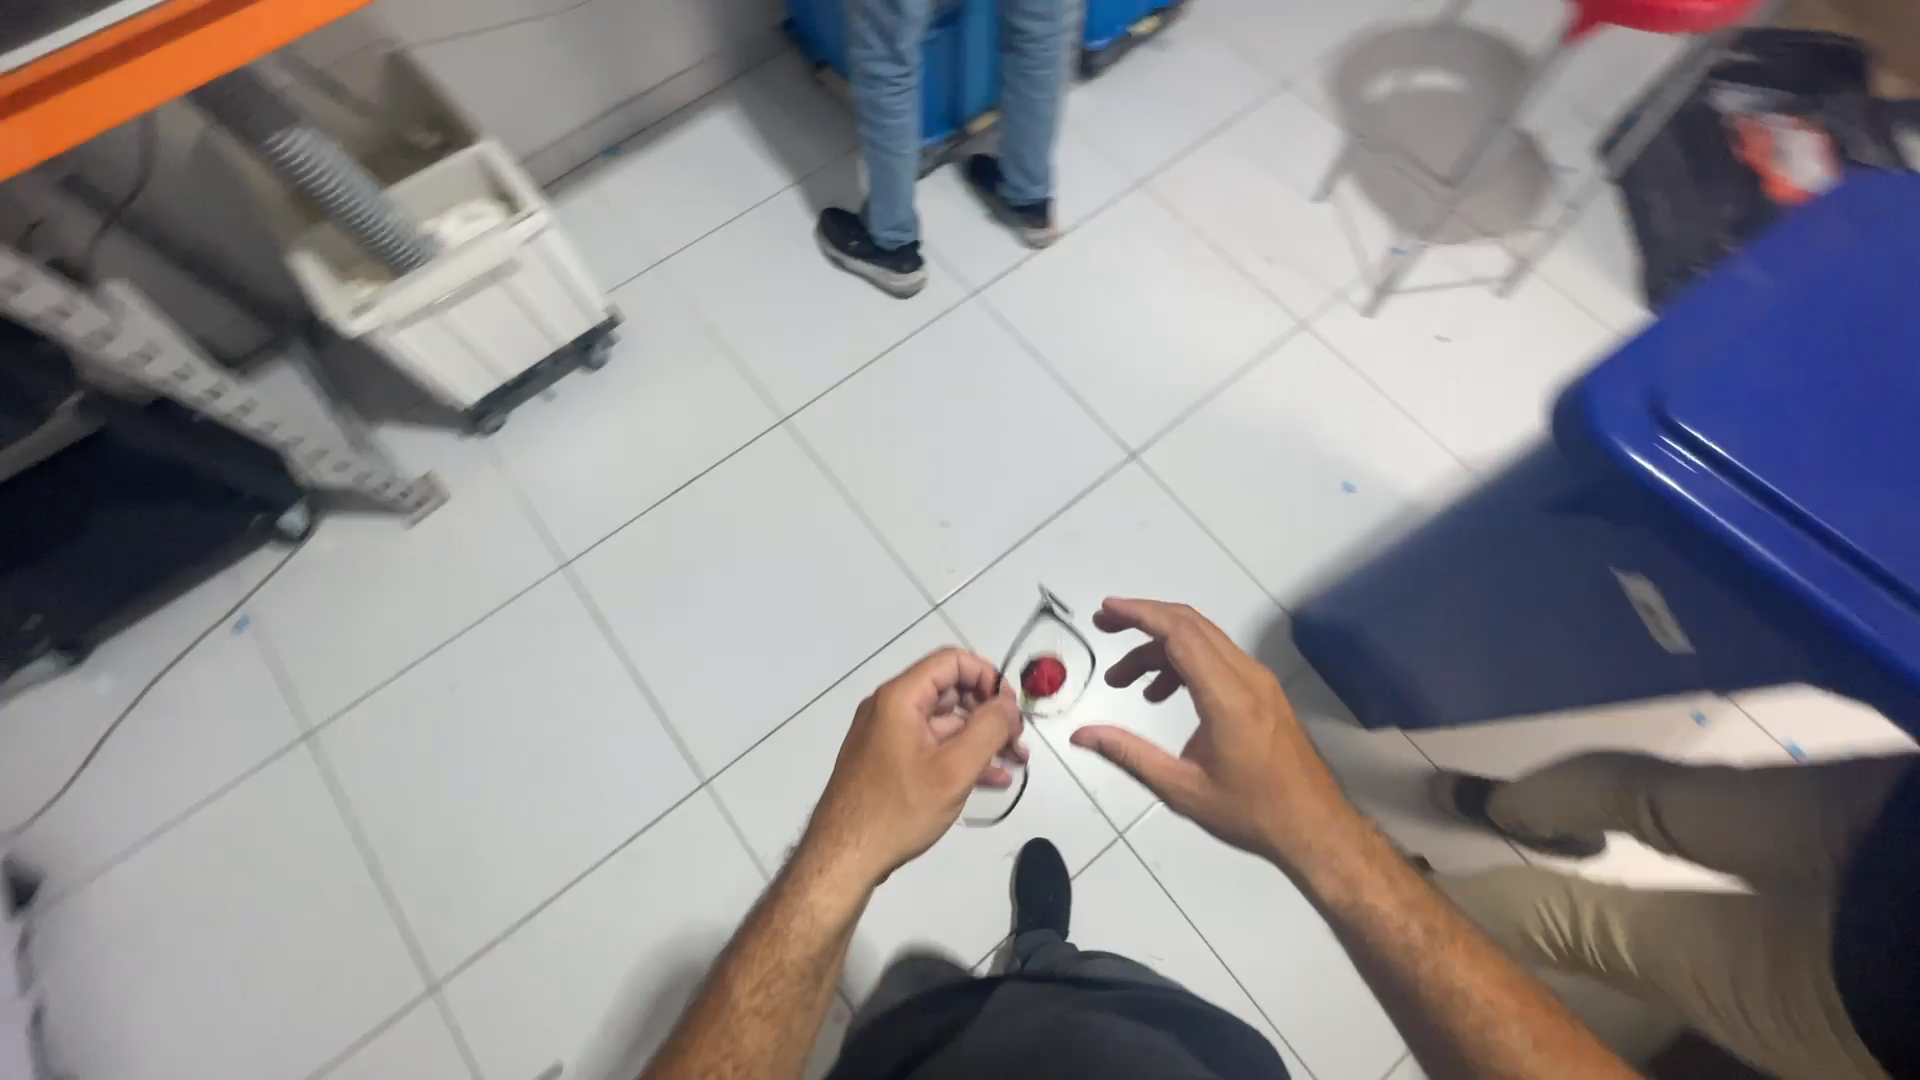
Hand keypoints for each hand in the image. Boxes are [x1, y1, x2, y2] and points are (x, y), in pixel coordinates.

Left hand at [800, 648, 1023, 888]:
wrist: (843, 857)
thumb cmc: (898, 809)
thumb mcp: (953, 770)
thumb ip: (988, 729)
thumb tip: (1008, 704)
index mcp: (900, 697)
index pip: (951, 661)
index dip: (987, 676)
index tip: (1011, 707)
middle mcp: (891, 707)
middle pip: (949, 690)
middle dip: (989, 711)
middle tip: (1017, 739)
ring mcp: (888, 735)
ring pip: (944, 722)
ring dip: (980, 737)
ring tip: (1014, 761)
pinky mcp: (889, 761)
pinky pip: (932, 745)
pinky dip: (960, 755)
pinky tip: (991, 778)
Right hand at [1069, 598, 1361, 869]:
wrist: (1317, 829)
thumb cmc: (1251, 813)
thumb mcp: (1182, 789)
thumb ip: (1128, 754)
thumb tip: (1080, 735)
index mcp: (1227, 697)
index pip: (1180, 634)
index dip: (1140, 614)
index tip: (1107, 611)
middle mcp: (1247, 677)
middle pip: (1190, 624)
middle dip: (1143, 618)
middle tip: (1103, 625)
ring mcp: (1259, 681)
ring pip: (1202, 639)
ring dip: (1158, 647)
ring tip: (1122, 680)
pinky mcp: (1263, 690)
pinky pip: (1216, 657)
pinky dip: (1181, 661)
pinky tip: (1160, 693)